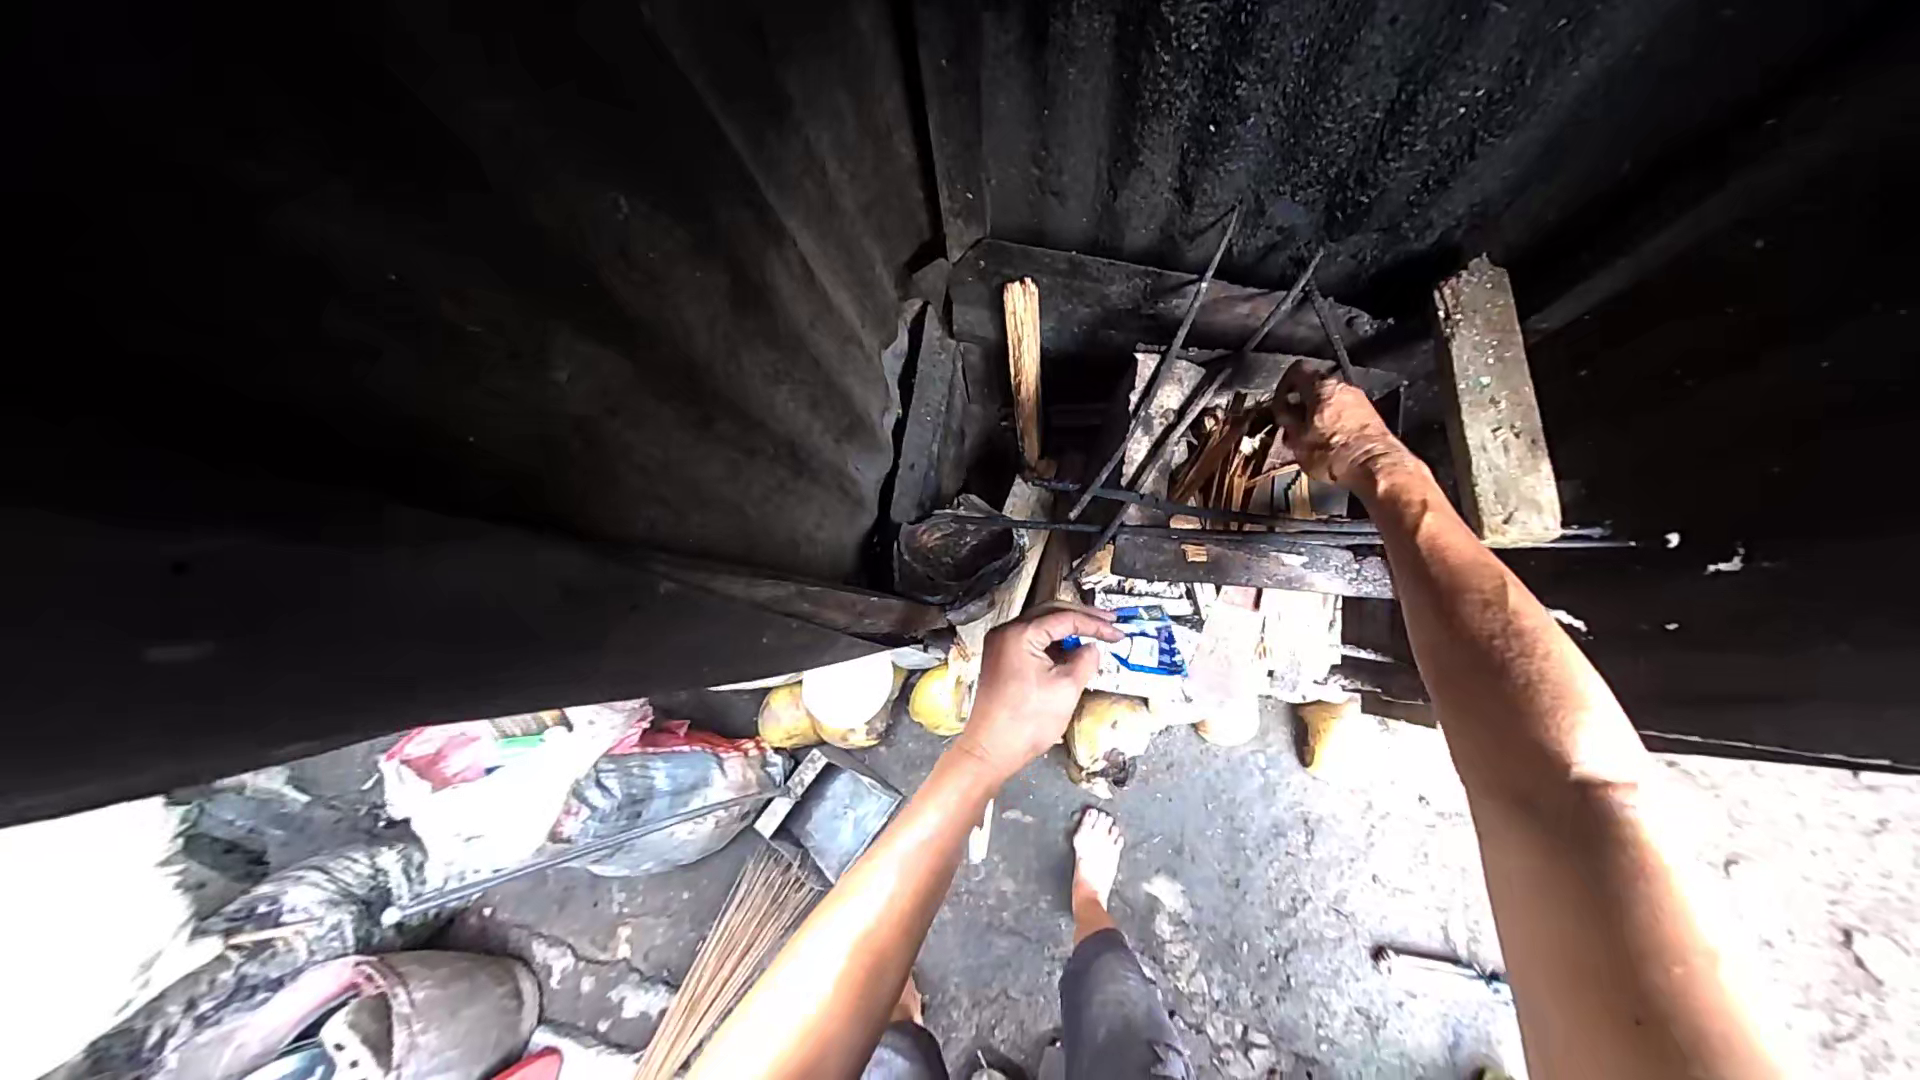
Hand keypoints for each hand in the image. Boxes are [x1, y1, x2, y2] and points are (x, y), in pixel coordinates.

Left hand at [954, 603, 1122, 781]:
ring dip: (1067, 630)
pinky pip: (1031, 641)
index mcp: (1020, 634)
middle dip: (1082, 617)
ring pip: (1040, 626)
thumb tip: (1093, 648)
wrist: (991, 750)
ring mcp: (1000, 645)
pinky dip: (1052, 644)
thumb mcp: (1066, 688)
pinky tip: (1071, 651)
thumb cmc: (1027, 722)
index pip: (1065, 618)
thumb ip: (1085, 661)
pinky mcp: (1000, 659)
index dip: (1095, 624)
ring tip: (1094, 635)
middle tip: (1109, 623)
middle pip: (1050, 613)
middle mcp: (1006, 632)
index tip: (1117, 632)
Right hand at [1271, 361, 1408, 490]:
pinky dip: (1331, 424)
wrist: (1373, 467)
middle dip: (1300, 405)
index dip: (1283, 385)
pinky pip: (1343, 413)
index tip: (1278, 403)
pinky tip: (1326, 445)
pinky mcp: (1369, 417)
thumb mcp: (1296, 438)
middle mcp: (1343, 387)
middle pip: (1314, 387)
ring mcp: (1359, 401)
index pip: (1297, 369)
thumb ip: (1285, 418)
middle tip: (1290, 426)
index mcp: (1321, 387)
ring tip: (1307, 440)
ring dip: (1315, 416)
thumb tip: (1282, 409)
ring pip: (1328, 402)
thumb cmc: (1335, 453)